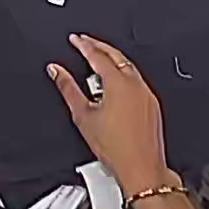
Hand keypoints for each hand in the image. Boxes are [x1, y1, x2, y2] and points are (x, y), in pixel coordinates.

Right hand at [48, 34, 178, 193]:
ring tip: (97, 58)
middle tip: (85, 41)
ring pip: (128, 66)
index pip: (97, 55)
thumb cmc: (115, 148)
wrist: (141, 169)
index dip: (83, 44)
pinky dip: (123, 73)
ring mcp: (146, 94)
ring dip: (112, 58)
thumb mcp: (82, 115)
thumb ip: (68, 88)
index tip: (75, 39)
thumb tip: (56, 71)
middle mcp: (135, 85)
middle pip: (116, 55)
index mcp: (118, 83)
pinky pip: (136, 79)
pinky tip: (114, 81)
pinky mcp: (152, 104)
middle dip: (99, 46)